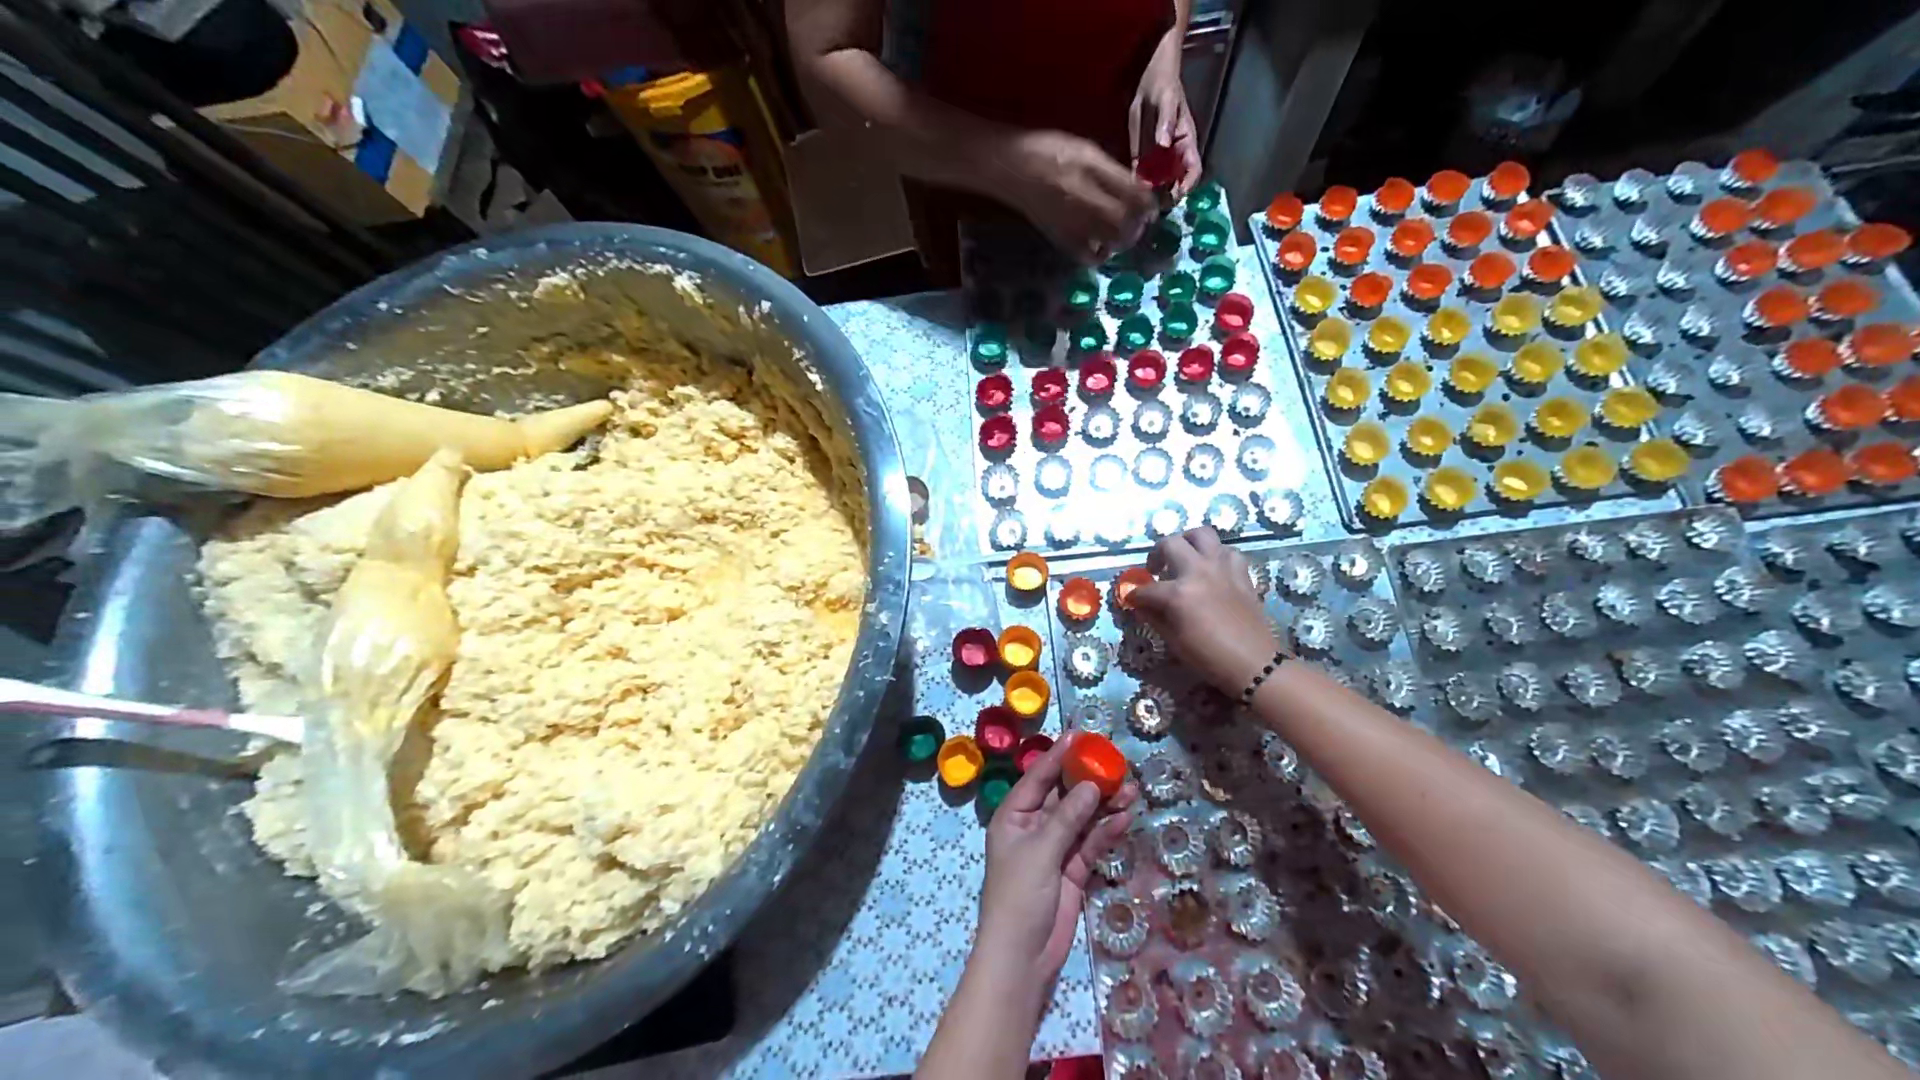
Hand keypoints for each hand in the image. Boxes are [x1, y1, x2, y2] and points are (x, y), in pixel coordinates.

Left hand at [975, 738, 1136, 985]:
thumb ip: (1068, 817)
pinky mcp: (1072, 870)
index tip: (1079, 735)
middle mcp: (1033, 827)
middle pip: (1063, 796)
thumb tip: (1091, 784)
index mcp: (1013, 816)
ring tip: (1130, 789)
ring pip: (1082, 819)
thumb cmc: (1019, 896)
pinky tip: (1125, 817)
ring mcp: (1054, 848)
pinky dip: (1106, 831)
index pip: (1038, 777)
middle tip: (1114, 761)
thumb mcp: (1041, 851)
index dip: (1058, 756)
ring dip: (1103, 805)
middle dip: (1088, 779)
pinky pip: (1090, 843)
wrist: (1022, 957)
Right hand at [1003, 129, 1155, 263]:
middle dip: (1138, 226)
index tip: (1150, 208)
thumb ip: (1114, 172)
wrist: (1013, 168)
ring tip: (1119, 234)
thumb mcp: (1087, 151)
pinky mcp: (1060, 238)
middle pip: (1126, 224)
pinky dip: (1099, 254)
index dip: (1149, 206)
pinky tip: (1099, 245)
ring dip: (1121, 241)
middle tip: (1137, 223)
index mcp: (1093, 170)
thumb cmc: (1051, 151)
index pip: (1135, 196)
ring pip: (1111, 242)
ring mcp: (1071, 221)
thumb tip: (1139, 192)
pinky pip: (1088, 256)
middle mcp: (1084, 198)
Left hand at [1129, 34, 1202, 197]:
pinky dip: (1136, 189)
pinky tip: (1126, 193)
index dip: (1186, 187)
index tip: (1172, 196)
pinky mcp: (1142, 160)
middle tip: (1148, 206)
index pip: (1193, 172)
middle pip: (1175, 186)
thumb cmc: (1162, 83)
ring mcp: (1159, 160)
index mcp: (1186, 143)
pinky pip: (1142, 180)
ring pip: (1158, 187)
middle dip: (1164, 199)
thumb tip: (1165, 144)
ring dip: (1149, 198)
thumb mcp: (1165, 98)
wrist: (1148, 77)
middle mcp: (1174, 156)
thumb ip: (1166, 121)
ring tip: (1136, 204)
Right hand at [1131, 527, 1280, 694]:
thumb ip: (1154, 616)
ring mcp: (1222, 568)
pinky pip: (1227, 551)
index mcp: (1178, 593)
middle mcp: (1198, 572)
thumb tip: (1142, 605)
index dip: (1135, 595)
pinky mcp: (1241, 572)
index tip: (1131, 600)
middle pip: (1170, 544)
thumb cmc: (1209, 657)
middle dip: (1156, 554)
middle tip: (1155, 570)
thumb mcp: (1173, 640)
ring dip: (1188, 542)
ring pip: (1202, 535)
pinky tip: (1212, 569)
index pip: (1146, 588)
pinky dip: (1216, 555)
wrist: (1254, 664)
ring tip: (1184, 558)